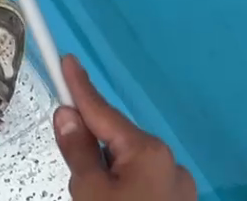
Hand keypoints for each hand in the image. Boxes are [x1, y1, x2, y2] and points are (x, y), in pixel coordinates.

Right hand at [53, 55, 196, 200]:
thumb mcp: (90, 192)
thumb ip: (78, 150)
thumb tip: (68, 115)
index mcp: (147, 151)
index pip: (102, 110)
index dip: (79, 86)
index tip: (66, 59)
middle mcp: (169, 163)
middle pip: (117, 137)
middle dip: (92, 140)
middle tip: (69, 156)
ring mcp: (180, 189)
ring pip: (130, 162)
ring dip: (108, 167)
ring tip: (92, 194)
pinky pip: (143, 183)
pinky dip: (124, 185)